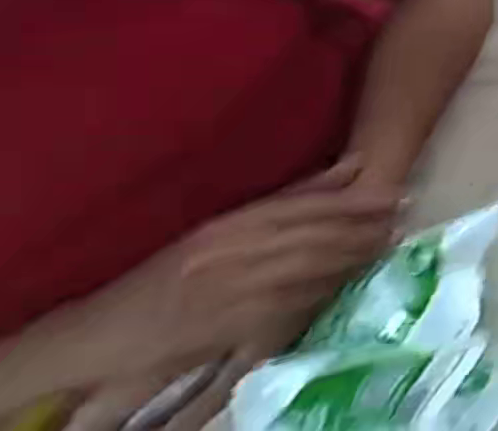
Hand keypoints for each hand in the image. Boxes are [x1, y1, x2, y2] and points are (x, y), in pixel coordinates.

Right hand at [73, 156, 396, 378]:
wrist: (94, 335)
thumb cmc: (167, 272)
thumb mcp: (227, 223)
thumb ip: (296, 194)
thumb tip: (358, 162)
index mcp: (235, 224)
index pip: (313, 207)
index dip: (362, 201)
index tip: (400, 195)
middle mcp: (235, 254)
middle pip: (320, 238)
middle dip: (368, 229)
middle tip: (404, 220)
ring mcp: (232, 293)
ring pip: (313, 271)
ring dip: (356, 259)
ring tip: (389, 245)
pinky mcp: (227, 329)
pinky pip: (291, 307)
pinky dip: (326, 292)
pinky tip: (350, 282)